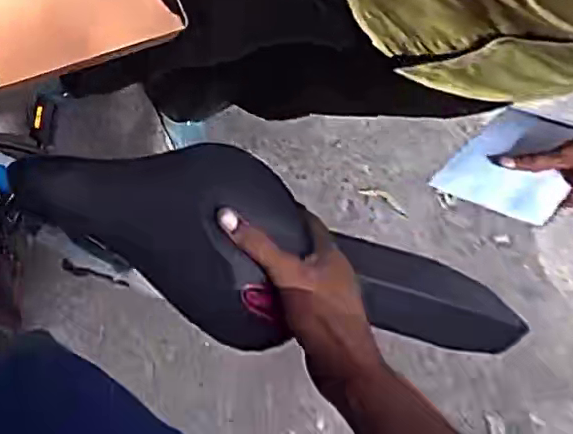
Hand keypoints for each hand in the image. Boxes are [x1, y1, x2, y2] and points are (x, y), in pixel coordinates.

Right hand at [220, 207, 384, 386]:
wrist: (344, 372)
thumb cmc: (331, 325)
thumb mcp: (287, 274)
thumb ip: (257, 244)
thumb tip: (229, 217)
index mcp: (332, 258)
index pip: (310, 222)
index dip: (290, 209)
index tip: (273, 200)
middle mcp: (330, 275)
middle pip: (294, 248)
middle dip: (270, 245)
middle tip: (250, 239)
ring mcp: (323, 296)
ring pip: (287, 272)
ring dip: (268, 273)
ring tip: (253, 274)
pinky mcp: (313, 314)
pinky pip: (284, 294)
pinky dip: (270, 294)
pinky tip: (260, 299)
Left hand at [497, 134, 572, 209]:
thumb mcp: (565, 156)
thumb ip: (534, 161)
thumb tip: (502, 163)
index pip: (549, 200)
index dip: (527, 189)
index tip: (506, 180)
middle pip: (559, 193)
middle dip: (537, 181)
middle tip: (512, 170)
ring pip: (570, 187)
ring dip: (552, 177)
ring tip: (528, 164)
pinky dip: (566, 175)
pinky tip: (553, 163)